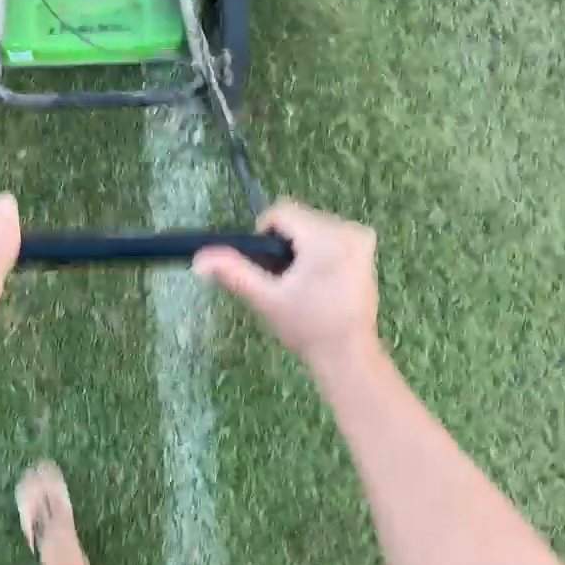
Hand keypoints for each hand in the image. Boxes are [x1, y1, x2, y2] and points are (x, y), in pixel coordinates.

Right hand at [192, 199, 381, 374]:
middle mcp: (348, 230)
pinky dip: (317, 252)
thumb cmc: (306, 328)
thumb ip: (234, 272)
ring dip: (300, 249)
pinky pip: (330, 236)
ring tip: (302, 284)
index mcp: (325, 238)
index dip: (264, 235)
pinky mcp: (366, 248)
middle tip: (284, 281)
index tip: (267, 267)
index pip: (282, 212)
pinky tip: (318, 282)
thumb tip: (199, 259)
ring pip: (312, 227)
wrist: (346, 352)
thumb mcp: (266, 299)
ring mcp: (361, 238)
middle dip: (284, 245)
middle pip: (298, 220)